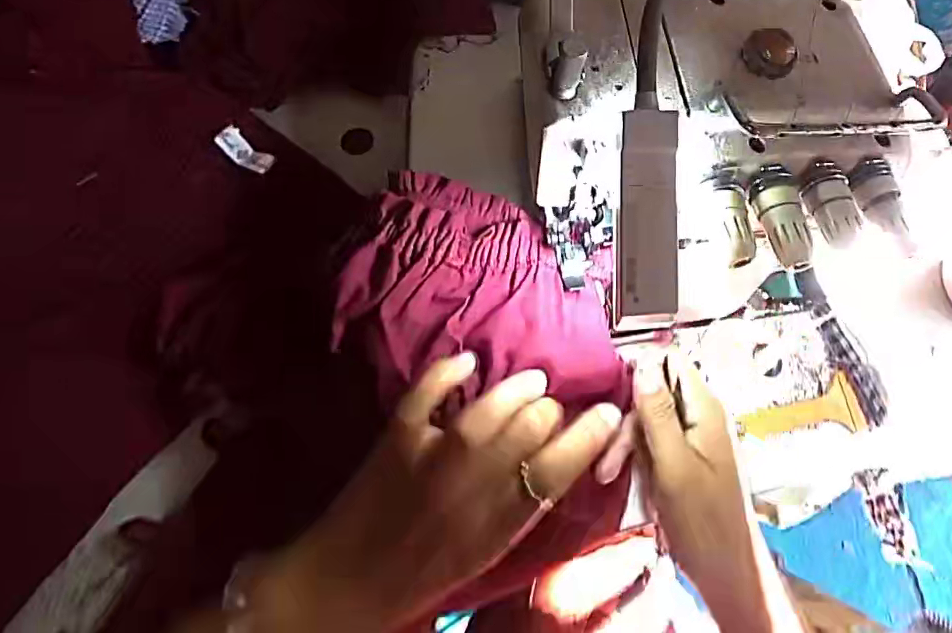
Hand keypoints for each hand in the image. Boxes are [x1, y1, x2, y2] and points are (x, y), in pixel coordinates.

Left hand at [250, 353, 624, 632]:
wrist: (342, 588)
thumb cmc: (427, 570)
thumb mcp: (491, 548)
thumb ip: (528, 501)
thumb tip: (568, 448)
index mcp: (501, 519)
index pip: (561, 465)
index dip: (592, 432)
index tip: (609, 411)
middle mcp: (474, 484)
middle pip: (535, 420)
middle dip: (551, 410)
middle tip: (547, 411)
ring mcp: (435, 455)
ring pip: (496, 401)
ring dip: (521, 386)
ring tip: (529, 384)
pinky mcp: (400, 435)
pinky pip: (432, 388)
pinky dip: (451, 369)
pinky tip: (468, 362)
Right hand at [631, 353, 798, 632]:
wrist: (727, 573)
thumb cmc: (703, 520)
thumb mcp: (674, 464)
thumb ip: (658, 413)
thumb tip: (642, 362)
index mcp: (704, 406)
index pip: (671, 360)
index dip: (640, 367)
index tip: (609, 392)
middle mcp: (701, 414)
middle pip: (656, 391)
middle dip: (629, 419)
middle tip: (608, 459)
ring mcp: (695, 436)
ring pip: (652, 419)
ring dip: (630, 443)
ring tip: (612, 474)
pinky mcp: (687, 459)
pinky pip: (657, 442)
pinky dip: (640, 457)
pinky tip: (628, 479)